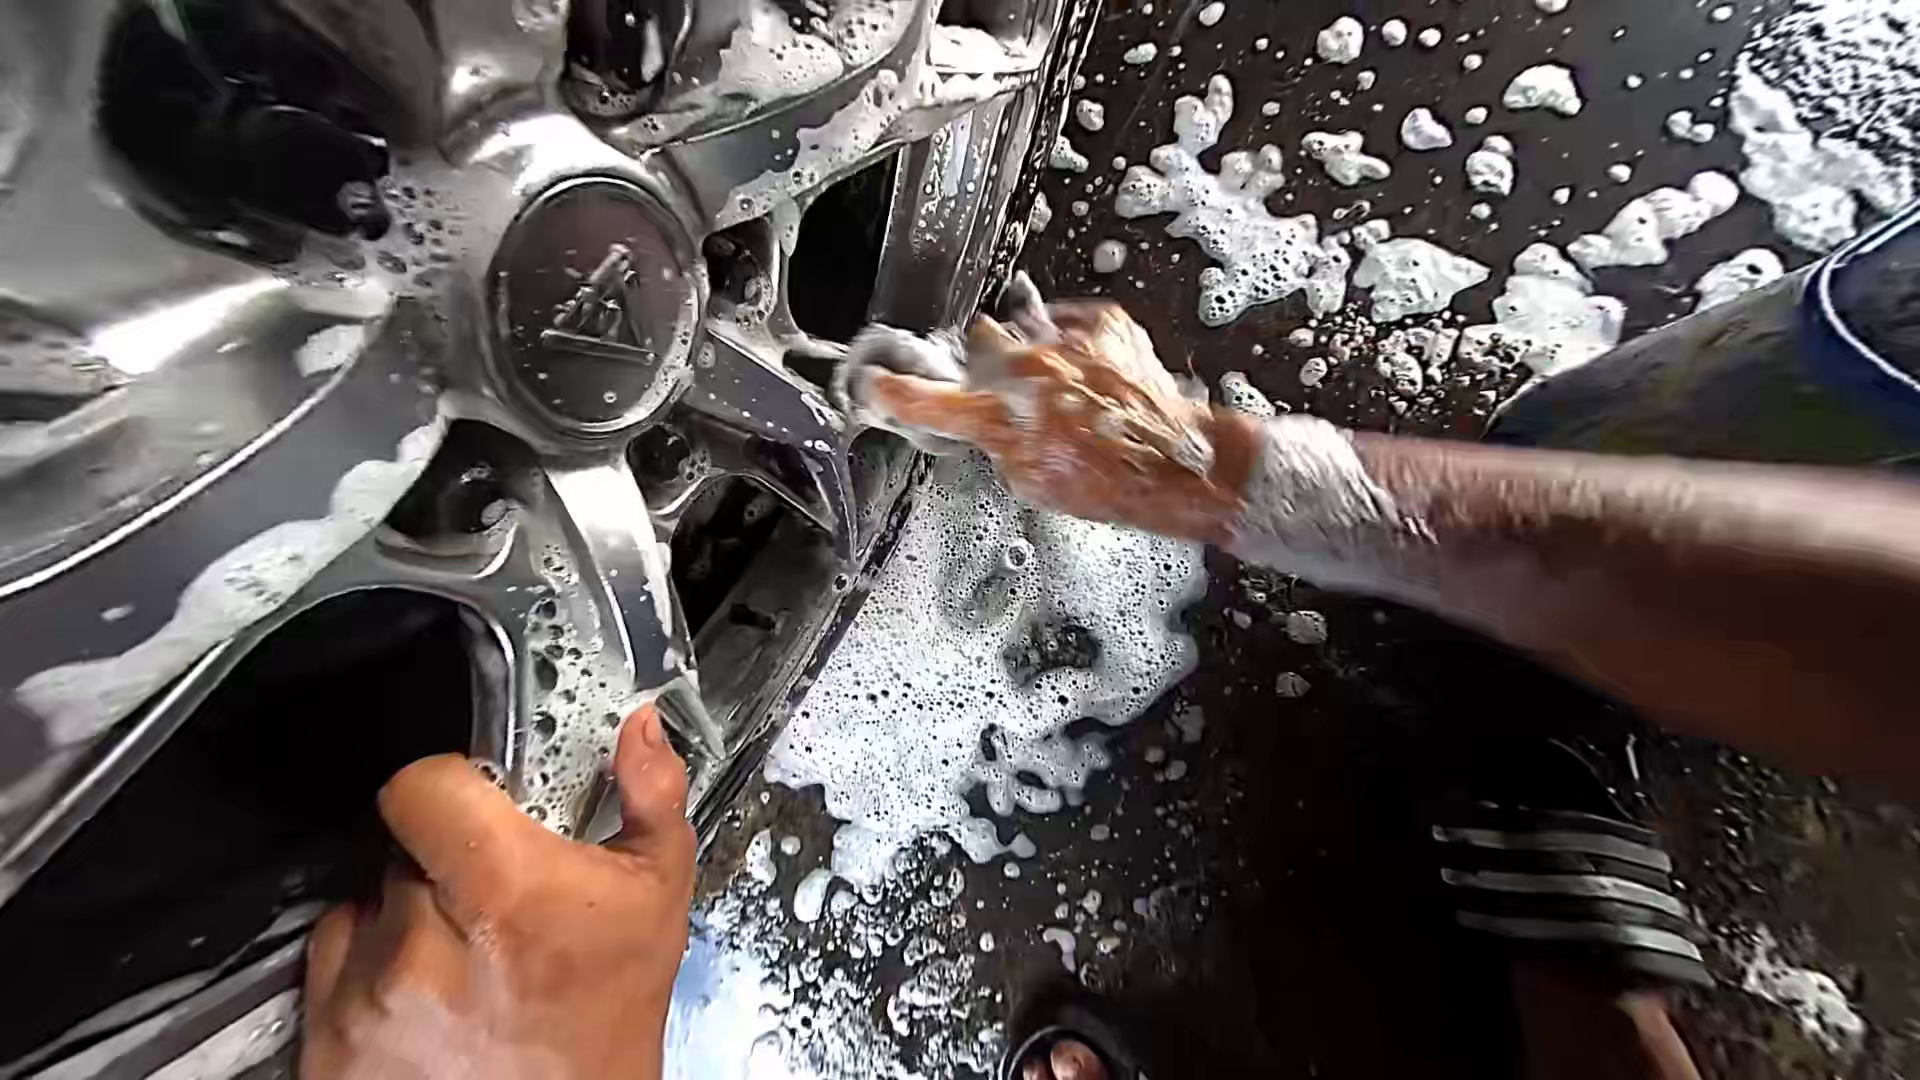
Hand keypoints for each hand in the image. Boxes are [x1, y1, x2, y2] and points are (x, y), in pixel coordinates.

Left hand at [301, 705, 694, 1079]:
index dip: (453, 776)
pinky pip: (337, 954)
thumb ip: (653, 787)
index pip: (419, 789)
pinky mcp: (326, 1044)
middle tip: (504, 869)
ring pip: (372, 895)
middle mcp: (420, 942)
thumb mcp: (663, 874)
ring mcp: (362, 999)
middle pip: (405, 840)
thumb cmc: (622, 985)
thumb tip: (640, 724)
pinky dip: (382, 949)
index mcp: (507, 885)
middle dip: (454, 841)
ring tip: (473, 928)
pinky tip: (437, 973)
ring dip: (418, 896)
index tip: (487, 791)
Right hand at [842, 277, 1263, 544]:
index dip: (894, 393)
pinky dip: (1066, 344)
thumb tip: (994, 424)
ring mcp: (1065, 341)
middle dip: (981, 360)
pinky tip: (1085, 371)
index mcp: (1002, 420)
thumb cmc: (1107, 484)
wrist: (1175, 463)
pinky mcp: (1102, 325)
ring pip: (1019, 328)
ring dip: (1025, 352)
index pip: (929, 401)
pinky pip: (1065, 321)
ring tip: (1057, 382)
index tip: (873, 383)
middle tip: (1001, 384)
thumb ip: (999, 446)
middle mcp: (1027, 371)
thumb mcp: (1031, 483)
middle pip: (976, 341)